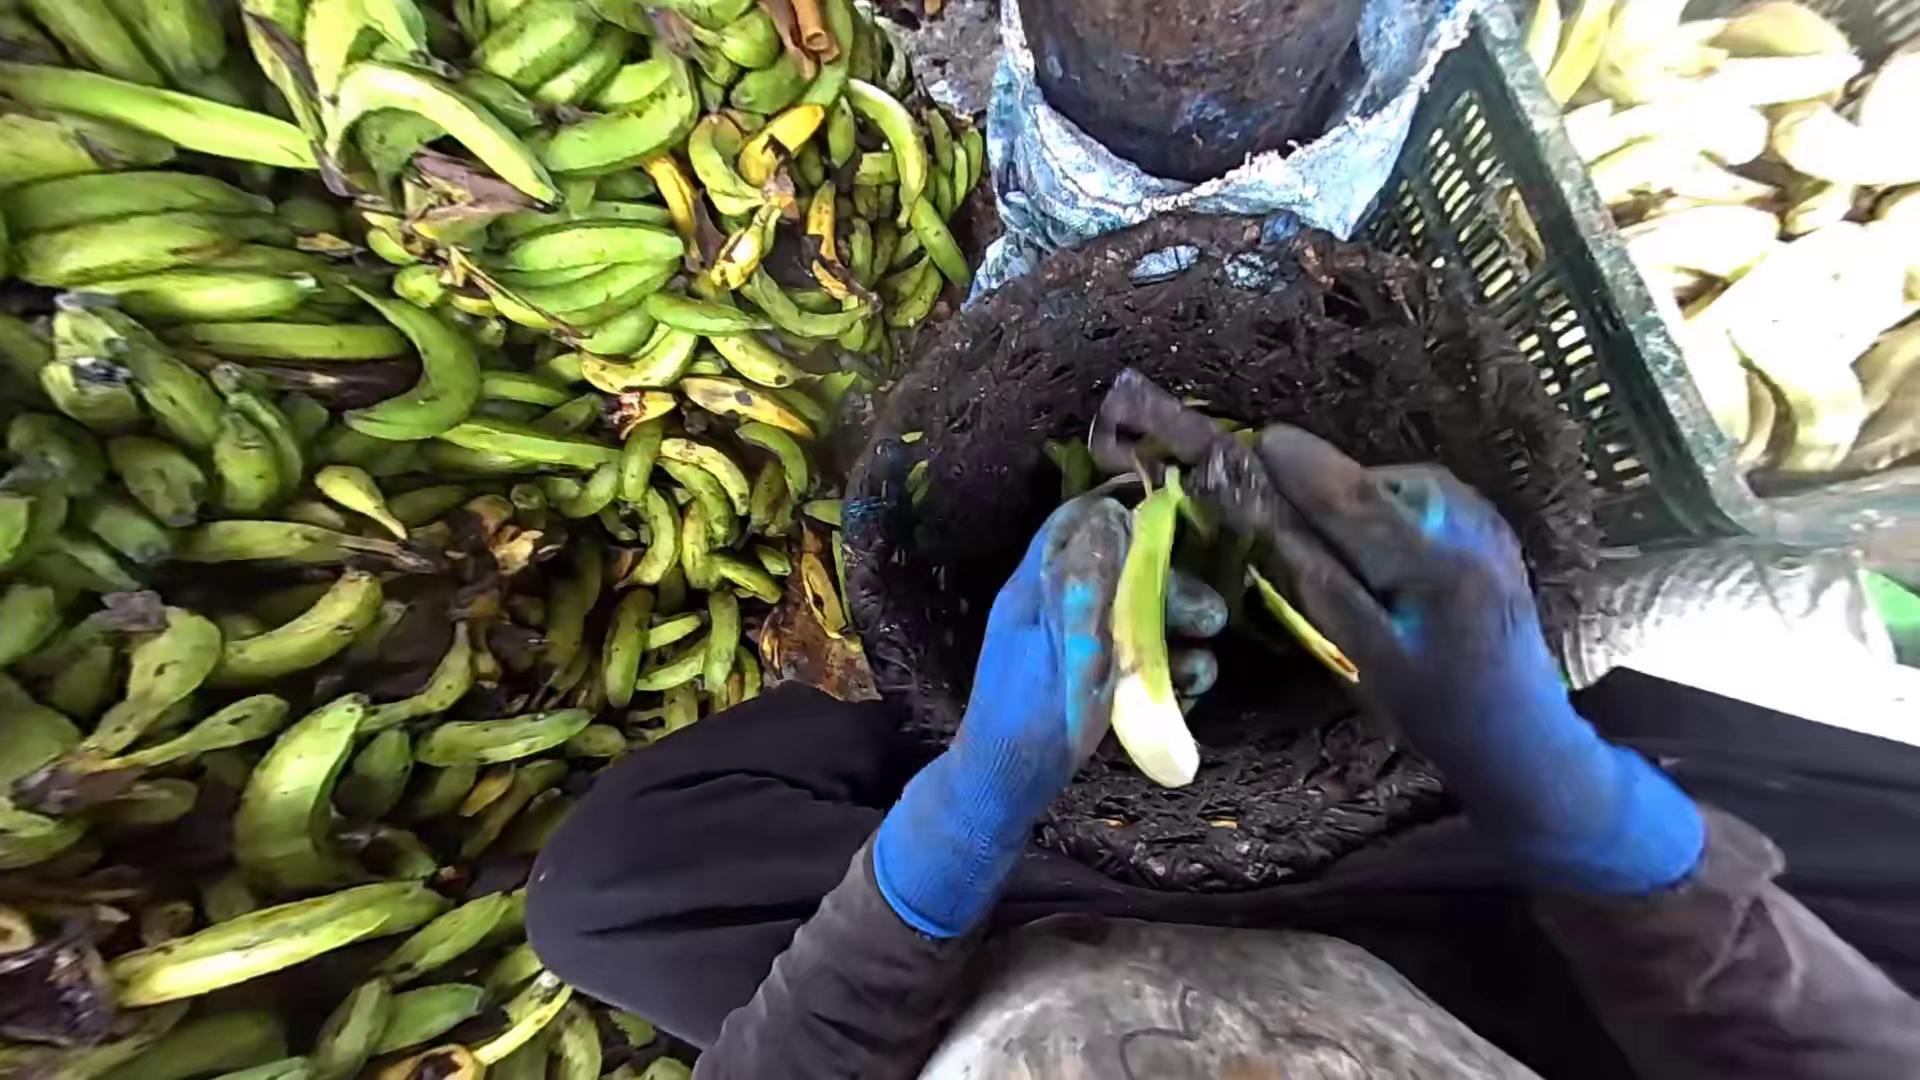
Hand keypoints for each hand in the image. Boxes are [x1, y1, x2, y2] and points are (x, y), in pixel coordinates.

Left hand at [873, 494, 1225, 937]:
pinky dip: (1160, 665)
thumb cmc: (1033, 719)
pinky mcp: (1084, 669)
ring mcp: (1068, 638)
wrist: (1005, 782)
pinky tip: (1182, 690)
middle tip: (1210, 617)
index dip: (1113, 509)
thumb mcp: (1066, 648)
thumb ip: (1086, 586)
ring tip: (1200, 668)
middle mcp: (1052, 604)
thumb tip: (1109, 516)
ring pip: (1130, 613)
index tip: (1165, 511)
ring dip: (1174, 633)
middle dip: (1168, 590)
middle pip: (1116, 571)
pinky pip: (1128, 650)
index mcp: (1035, 588)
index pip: (1071, 523)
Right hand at [1245, 426, 1702, 894]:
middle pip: (1375, 482)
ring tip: (1312, 522)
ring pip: (1393, 485)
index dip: (1305, 468)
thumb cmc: (1435, 705)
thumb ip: (1321, 582)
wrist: (1524, 733)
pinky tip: (1359, 533)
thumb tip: (1275, 523)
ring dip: (1345, 492)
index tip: (1262, 440)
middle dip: (1318, 478)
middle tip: (1269, 489)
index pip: (1356, 499)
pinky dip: (1373, 502)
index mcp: (1438, 567)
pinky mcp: (1487, 527)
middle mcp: (1469, 528)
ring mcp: (1485, 523)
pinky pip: (1412, 497)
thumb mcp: (1367, 654)